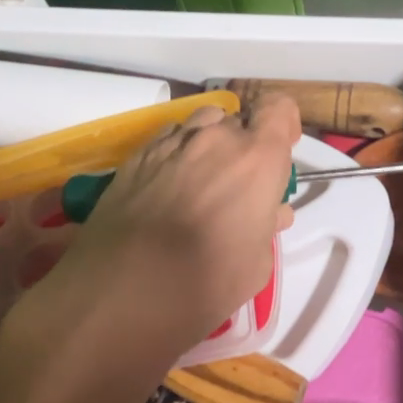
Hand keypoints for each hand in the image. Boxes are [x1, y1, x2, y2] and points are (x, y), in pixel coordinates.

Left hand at [56, 97, 300, 353]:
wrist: (119, 292)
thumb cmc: (203, 284)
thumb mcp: (255, 265)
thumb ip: (267, 227)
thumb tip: (272, 212)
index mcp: (257, 158)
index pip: (279, 109)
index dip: (282, 124)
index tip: (279, 151)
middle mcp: (218, 138)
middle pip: (239, 120)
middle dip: (243, 145)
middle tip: (237, 185)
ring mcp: (173, 142)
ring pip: (201, 124)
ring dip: (209, 143)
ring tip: (201, 180)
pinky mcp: (137, 155)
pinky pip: (169, 139)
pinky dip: (176, 153)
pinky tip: (168, 187)